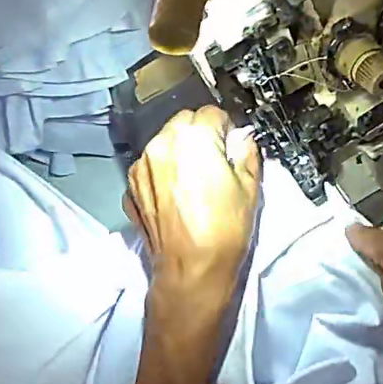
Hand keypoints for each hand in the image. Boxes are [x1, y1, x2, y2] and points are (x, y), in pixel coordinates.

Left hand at [124, 107, 262, 361]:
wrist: (191, 270)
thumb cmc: (223, 232)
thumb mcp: (250, 188)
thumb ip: (245, 152)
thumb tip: (241, 139)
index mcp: (193, 140)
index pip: (211, 113)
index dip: (225, 128)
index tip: (231, 144)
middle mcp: (161, 145)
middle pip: (183, 123)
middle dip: (200, 135)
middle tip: (216, 162)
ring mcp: (142, 166)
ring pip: (164, 142)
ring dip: (179, 152)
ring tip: (196, 183)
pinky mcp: (132, 186)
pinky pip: (150, 166)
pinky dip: (163, 172)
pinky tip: (179, 196)